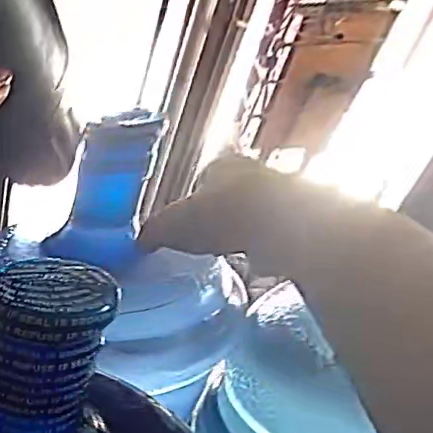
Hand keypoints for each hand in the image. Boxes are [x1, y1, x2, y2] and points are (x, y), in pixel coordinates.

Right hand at [139, 153, 430, 276]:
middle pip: (228, 197)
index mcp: (220, 167)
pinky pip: (269, 237)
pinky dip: (258, 249)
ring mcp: (276, 196)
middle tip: (202, 243)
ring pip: (250, 215)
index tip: (184, 226)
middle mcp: (251, 173)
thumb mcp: (171, 225)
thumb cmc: (220, 214)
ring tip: (224, 257)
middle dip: (216, 217)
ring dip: (239, 233)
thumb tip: (138, 243)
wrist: (277, 224)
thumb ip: (153, 232)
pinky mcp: (294, 222)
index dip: (190, 203)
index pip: (202, 181)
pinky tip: (248, 265)